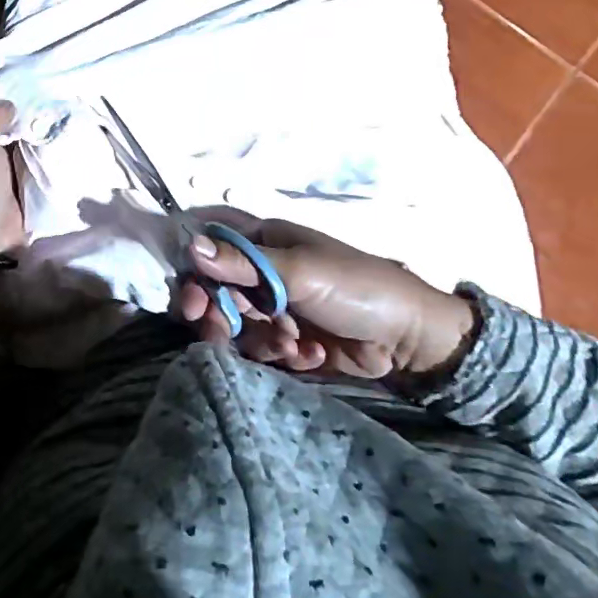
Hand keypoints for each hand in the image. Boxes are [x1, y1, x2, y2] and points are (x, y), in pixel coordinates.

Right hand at [174, 214, 476, 379]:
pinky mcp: (288, 339)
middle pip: (218, 296)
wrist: (406, 337)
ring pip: (239, 328)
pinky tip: (312, 354)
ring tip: (293, 345)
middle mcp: (264, 272)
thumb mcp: (298, 272)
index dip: (198, 279)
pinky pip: (264, 350)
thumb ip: (243, 262)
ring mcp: (276, 307)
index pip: (212, 255)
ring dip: (261, 340)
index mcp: (265, 242)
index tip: (194, 306)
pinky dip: (284, 355)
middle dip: (224, 319)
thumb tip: (191, 245)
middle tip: (226, 335)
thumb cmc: (354, 287)